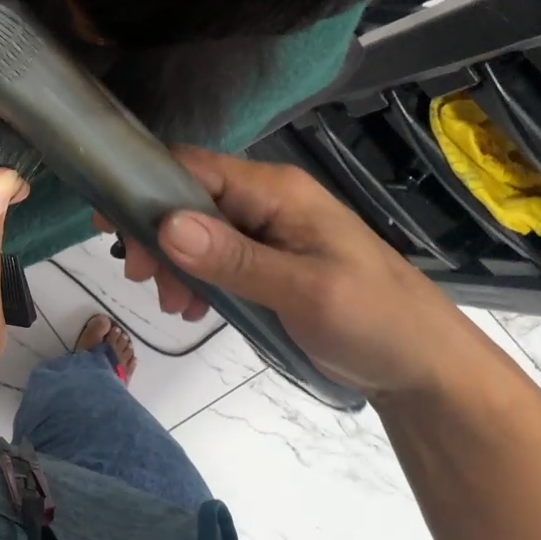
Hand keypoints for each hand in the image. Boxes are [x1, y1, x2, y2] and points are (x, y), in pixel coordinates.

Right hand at [120, 148, 477, 397]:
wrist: (430, 372)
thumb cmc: (377, 322)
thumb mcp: (305, 292)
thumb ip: (234, 257)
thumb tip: (166, 224)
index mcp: (275, 191)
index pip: (191, 167)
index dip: (144, 188)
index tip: (110, 227)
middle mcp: (266, 200)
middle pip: (185, 198)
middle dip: (154, 235)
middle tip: (139, 278)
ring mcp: (266, 230)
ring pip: (193, 230)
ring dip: (172, 262)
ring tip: (172, 302)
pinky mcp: (267, 259)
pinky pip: (213, 255)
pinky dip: (193, 277)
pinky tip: (191, 307)